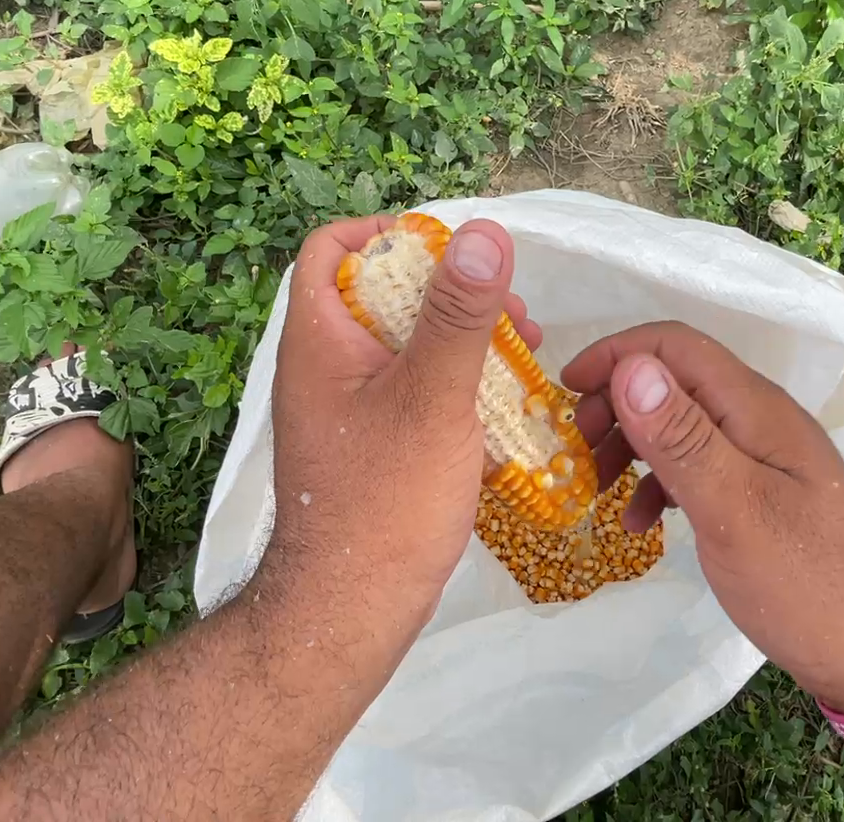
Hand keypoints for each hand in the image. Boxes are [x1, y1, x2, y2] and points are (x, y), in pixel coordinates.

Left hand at [266, 215, 537, 627]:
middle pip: (383, 292)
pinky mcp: (374, 437)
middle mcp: (327, 363)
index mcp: (321, 337)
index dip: (386, 233)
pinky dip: (457, 378)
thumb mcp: (431, 395)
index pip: (333, 248)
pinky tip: (505, 396)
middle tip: (509, 309)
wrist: (352, 610)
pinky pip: (415, 384)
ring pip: (407, 341)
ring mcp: (350, 403)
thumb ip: (459, 313)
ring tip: (523, 348)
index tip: (449, 250)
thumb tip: (484, 233)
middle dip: (451, 289)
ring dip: (464, 335)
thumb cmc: (386, 498)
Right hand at [562, 321, 843, 712]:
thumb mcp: (734, 509)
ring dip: (631, 444)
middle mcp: (756, 418)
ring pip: (678, 423)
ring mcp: (758, 454)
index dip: (617, 354)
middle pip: (672, 380)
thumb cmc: (805, 583)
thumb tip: (631, 366)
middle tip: (576, 448)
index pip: (676, 345)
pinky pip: (695, 466)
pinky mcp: (756, 490)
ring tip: (595, 485)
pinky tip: (641, 523)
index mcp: (754, 408)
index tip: (566, 388)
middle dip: (616, 403)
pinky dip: (658, 483)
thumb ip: (681, 437)